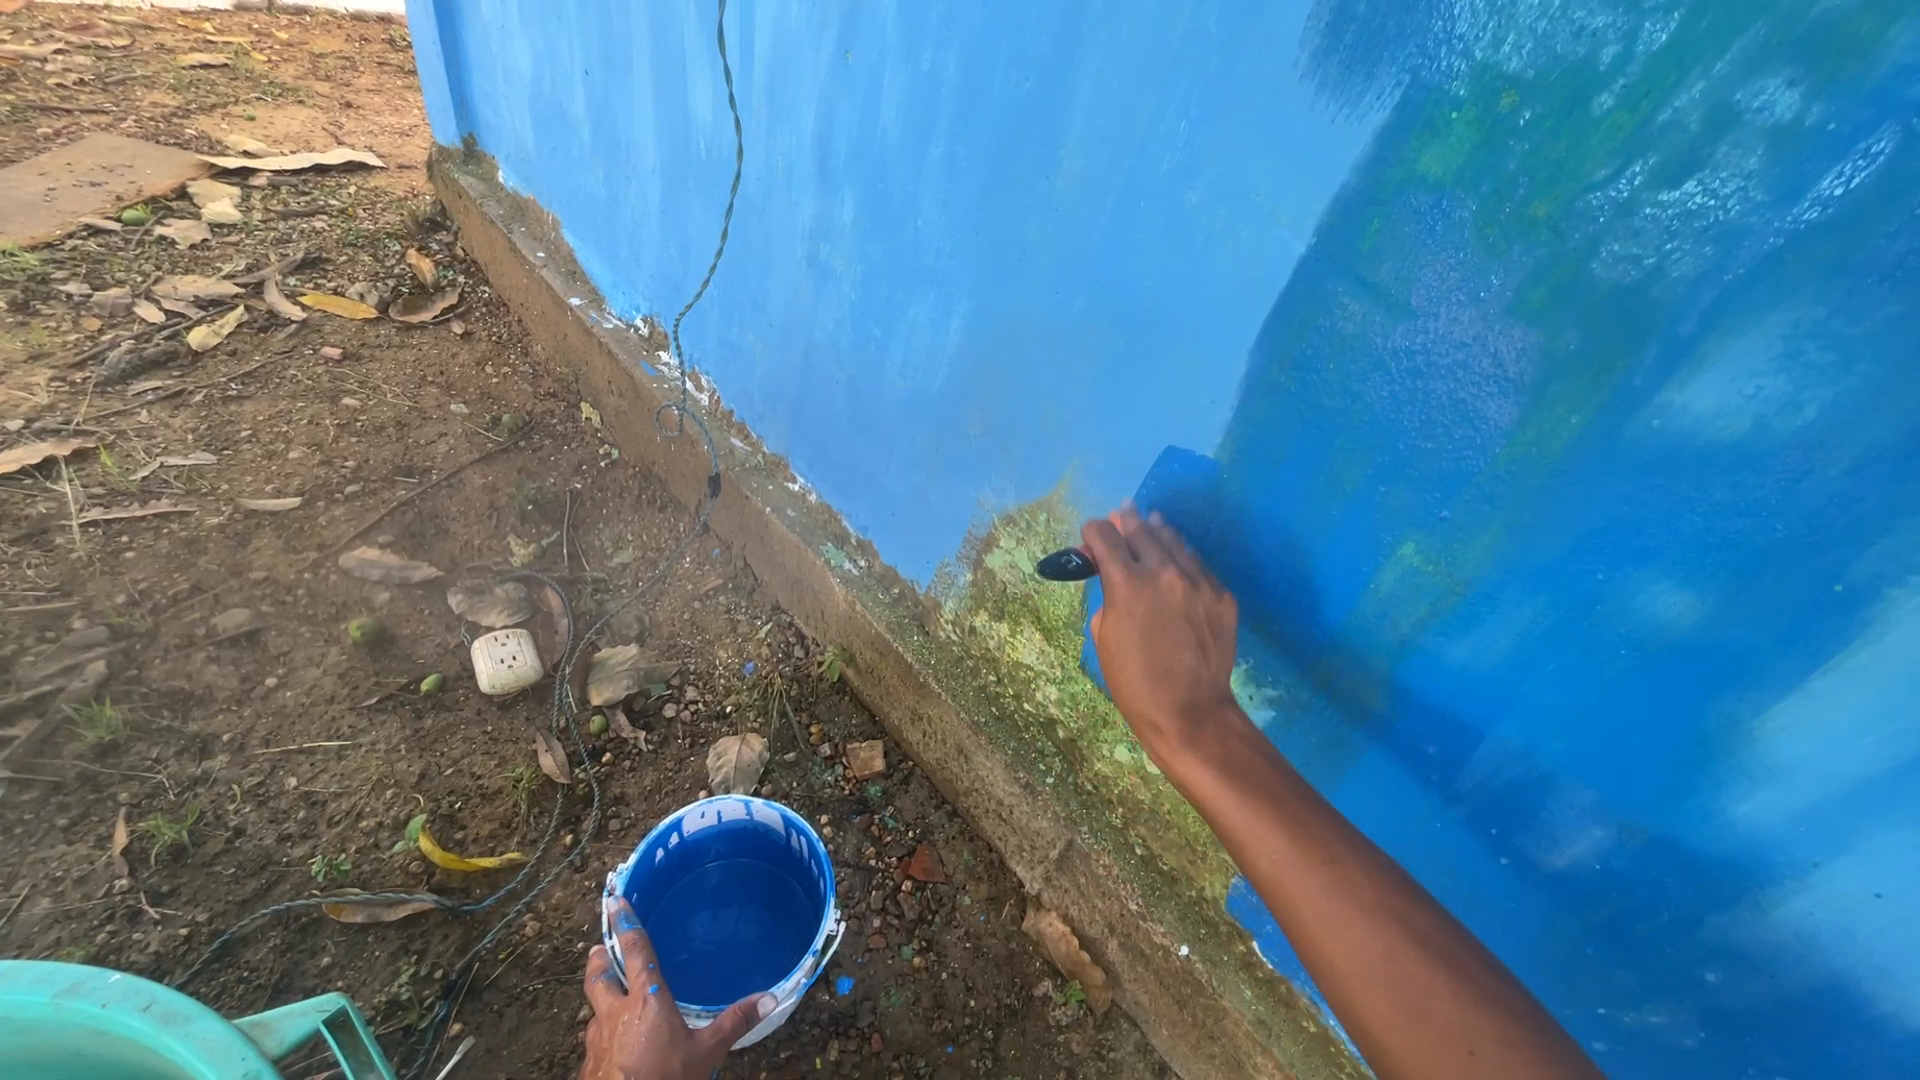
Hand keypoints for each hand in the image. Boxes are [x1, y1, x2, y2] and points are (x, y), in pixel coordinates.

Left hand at [581, 897, 774, 1079]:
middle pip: (599, 977)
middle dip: (599, 959)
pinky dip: (601, 1032)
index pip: (635, 952)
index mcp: (646, 1000)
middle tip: (598, 947)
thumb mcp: (706, 1053)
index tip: (614, 901)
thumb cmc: (664, 1079)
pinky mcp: (589, 1065)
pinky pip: (594, 1039)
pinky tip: (611, 1043)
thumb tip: (768, 997)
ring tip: (606, 994)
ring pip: (593, 1009)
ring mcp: (597, 1041)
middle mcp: (616, 1013)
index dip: (625, 924)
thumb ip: (734, 1022)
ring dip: (598, 996)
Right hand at [1081, 504, 1243, 769]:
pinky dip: (1181, 556)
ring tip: (1149, 522)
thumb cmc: (1134, 681)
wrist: (1190, 711)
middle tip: (1120, 514)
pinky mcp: (1221, 594)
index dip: (1093, 532)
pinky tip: (1176, 558)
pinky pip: (1197, 564)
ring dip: (1156, 531)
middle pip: (1140, 529)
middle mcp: (1164, 572)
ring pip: (1173, 540)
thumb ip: (1107, 595)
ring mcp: (1198, 581)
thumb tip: (1112, 575)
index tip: (1091, 536)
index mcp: (1127, 583)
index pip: (1105, 535)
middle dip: (1125, 521)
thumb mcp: (1103, 635)